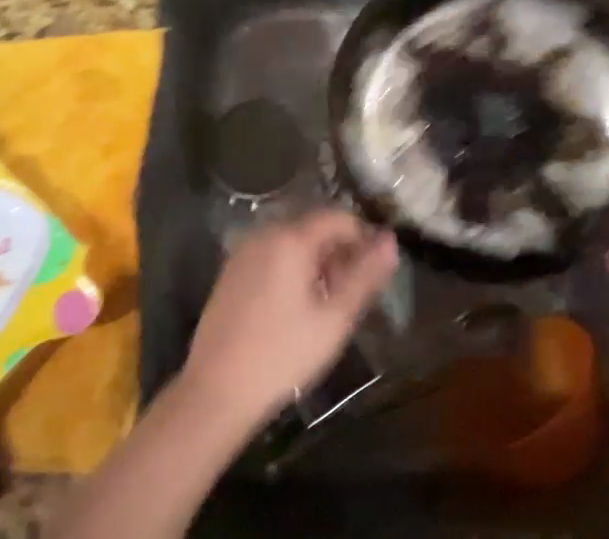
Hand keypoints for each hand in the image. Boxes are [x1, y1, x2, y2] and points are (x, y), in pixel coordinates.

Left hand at [181, 209, 398, 423]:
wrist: (217, 390)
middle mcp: (263, 234)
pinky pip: (271, 257)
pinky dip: (292, 270)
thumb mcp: (334, 318)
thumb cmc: (283, 354)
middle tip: (355, 291)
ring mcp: (243, 253)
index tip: (377, 270)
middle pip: (314, 227)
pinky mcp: (230, 273)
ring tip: (330, 303)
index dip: (364, 238)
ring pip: (292, 243)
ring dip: (317, 262)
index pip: (339, 218)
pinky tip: (298, 307)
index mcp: (290, 239)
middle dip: (340, 251)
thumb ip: (365, 276)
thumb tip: (391, 241)